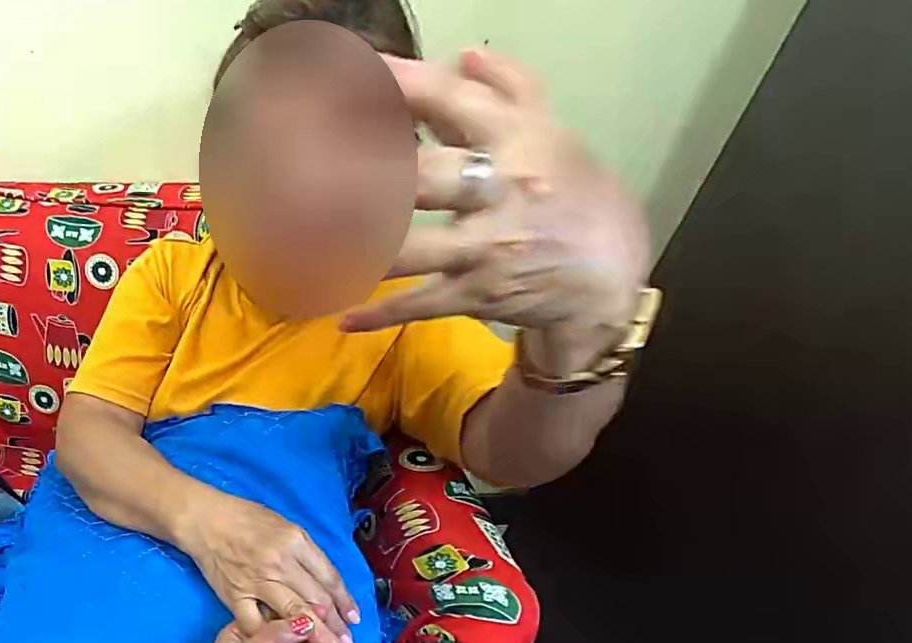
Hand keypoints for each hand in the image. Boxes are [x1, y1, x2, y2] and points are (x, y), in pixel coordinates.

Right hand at [176, 488, 359, 642]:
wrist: (204, 519)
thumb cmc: (246, 518)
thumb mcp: (284, 525)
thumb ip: (306, 552)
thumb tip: (327, 582)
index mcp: (295, 541)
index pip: (329, 578)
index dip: (345, 602)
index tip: (354, 620)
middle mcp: (280, 563)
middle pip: (317, 601)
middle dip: (336, 628)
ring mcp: (257, 581)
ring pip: (294, 616)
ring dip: (317, 639)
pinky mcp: (235, 596)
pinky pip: (257, 624)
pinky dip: (273, 640)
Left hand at [342, 49, 649, 374]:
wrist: (607, 272)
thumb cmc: (574, 196)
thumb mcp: (551, 133)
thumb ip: (508, 90)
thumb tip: (462, 53)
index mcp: (516, 140)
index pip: (449, 101)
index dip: (397, 86)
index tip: (351, 73)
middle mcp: (498, 189)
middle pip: (422, 176)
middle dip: (363, 174)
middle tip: (304, 170)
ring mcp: (485, 247)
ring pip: (412, 248)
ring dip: (359, 250)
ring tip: (310, 250)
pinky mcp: (476, 294)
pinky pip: (420, 304)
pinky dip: (381, 314)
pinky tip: (343, 319)